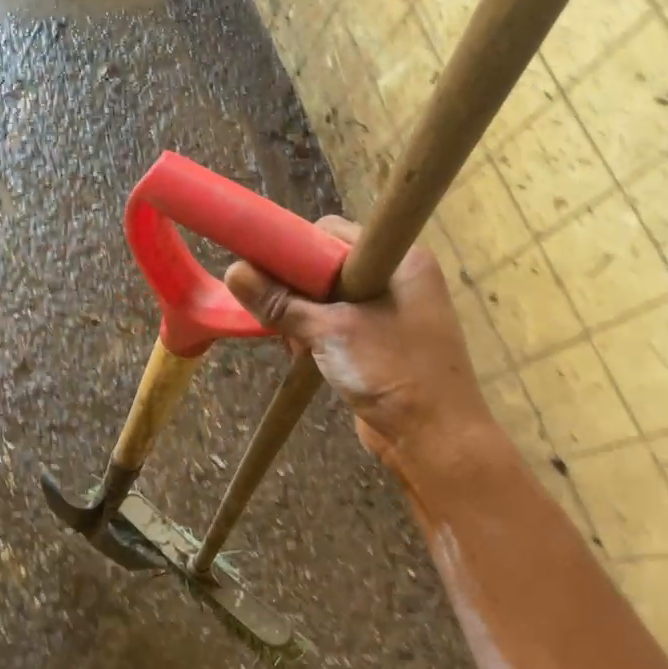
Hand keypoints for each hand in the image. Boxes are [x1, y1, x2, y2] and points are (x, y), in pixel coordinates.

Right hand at [223, 216, 494, 467]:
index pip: (331, 232)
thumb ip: (281, 303)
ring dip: (298, 314)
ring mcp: (387, 310)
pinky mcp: (376, 339)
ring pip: (323, 297)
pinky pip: (331, 322)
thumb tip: (234, 272)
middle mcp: (395, 276)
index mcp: (398, 259)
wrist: (433, 436)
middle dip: (291, 286)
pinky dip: (310, 333)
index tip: (265, 270)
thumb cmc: (393, 372)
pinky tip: (299, 352)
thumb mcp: (330, 332)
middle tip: (271, 308)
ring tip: (287, 337)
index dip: (295, 248)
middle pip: (323, 265)